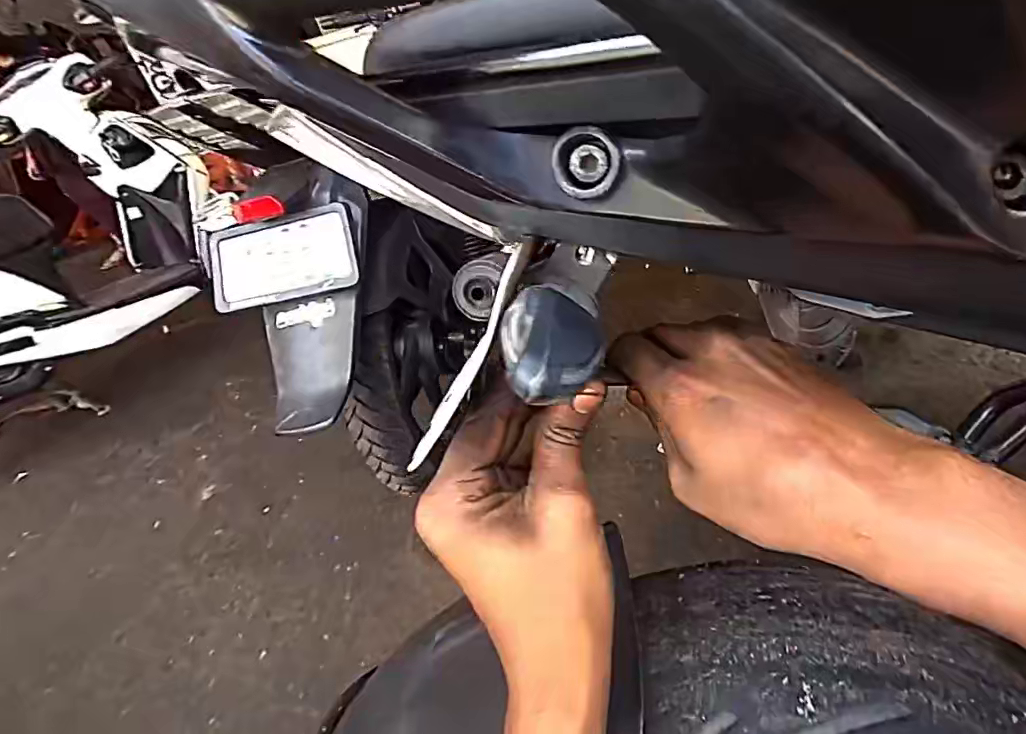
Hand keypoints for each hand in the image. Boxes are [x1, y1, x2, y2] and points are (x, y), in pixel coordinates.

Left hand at [415, 381, 610, 733]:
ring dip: (540, 423)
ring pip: (504, 444)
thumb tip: (579, 389)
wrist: (566, 664)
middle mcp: (446, 501)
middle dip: (533, 405)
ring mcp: (466, 508)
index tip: (550, 362)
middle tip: (571, 376)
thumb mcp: (563, 502)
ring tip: (574, 396)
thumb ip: (564, 435)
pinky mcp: (487, 514)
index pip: (482, 421)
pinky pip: (511, 464)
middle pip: (491, 430)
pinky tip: (566, 425)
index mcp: (446, 500)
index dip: (520, 389)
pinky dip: (539, 447)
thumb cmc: (558, 606)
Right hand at [610, 318, 971, 568]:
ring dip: (687, 352)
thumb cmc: (782, 495)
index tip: (622, 375)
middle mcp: (711, 350)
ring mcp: (748, 341)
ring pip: (696, 330)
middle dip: (650, 356)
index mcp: (681, 385)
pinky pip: (732, 337)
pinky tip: (739, 391)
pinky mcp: (777, 344)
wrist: (858, 481)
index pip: (628, 347)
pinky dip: (722, 354)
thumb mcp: (694, 484)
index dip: (618, 362)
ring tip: (704, 393)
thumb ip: (661, 433)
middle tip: (658, 389)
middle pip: (658, 332)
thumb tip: (651, 404)